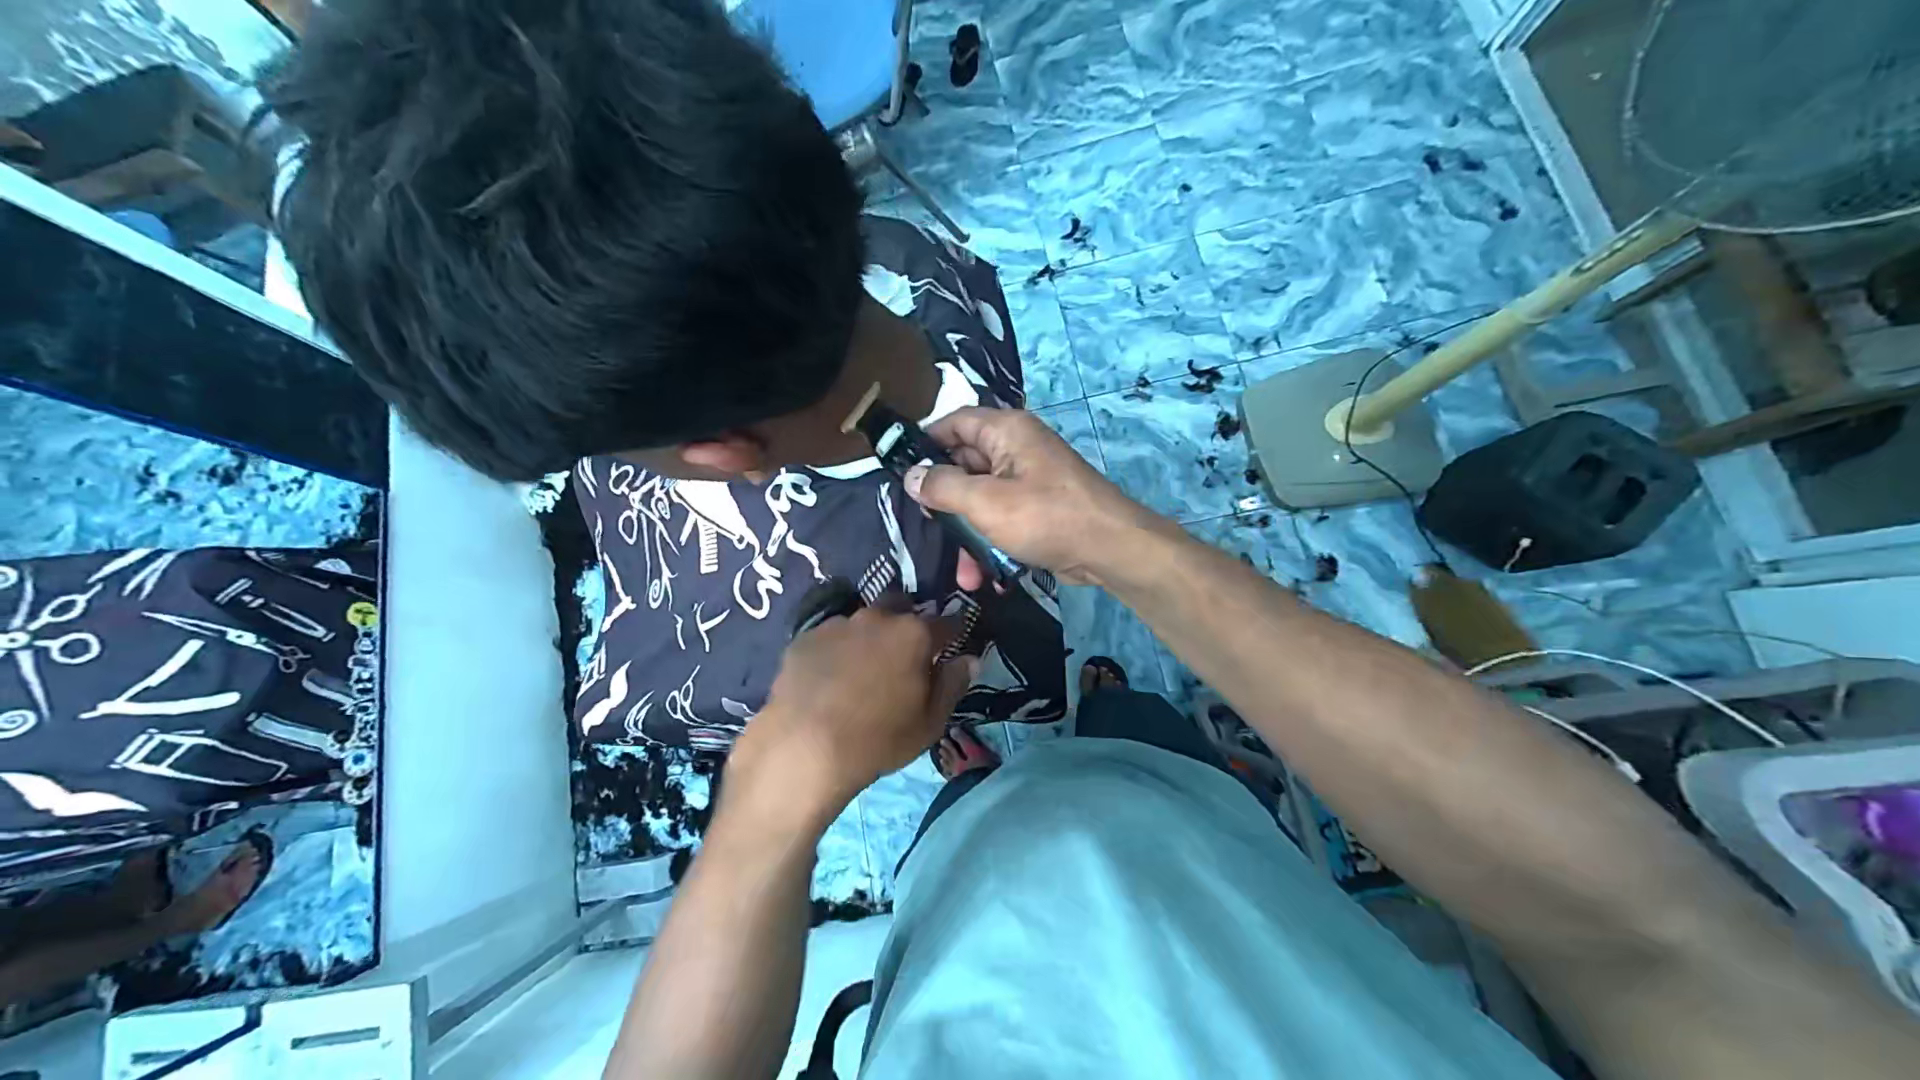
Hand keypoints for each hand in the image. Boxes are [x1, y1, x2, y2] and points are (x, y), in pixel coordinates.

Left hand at [730, 604, 974, 825]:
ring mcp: (836, 624)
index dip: (952, 632)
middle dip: (907, 622)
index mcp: (914, 634)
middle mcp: (876, 618)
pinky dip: (837, 650)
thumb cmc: (879, 739)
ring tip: (862, 669)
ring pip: (863, 621)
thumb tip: (969, 659)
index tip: (952, 644)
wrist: (803, 748)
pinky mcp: (804, 638)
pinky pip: (830, 637)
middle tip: (904, 654)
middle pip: (900, 607)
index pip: (946, 621)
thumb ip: (953, 684)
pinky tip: (830, 678)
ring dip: (869, 636)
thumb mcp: (930, 722)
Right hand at [905, 407, 1170, 585]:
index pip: (953, 423)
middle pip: (964, 465)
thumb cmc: (1045, 516)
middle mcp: (1016, 448)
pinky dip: (991, 542)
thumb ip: (943, 487)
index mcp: (1005, 431)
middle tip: (927, 527)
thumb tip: (912, 476)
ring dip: (968, 534)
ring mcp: (1028, 479)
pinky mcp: (1037, 508)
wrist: (1110, 549)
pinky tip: (986, 575)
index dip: (925, 443)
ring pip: (981, 499)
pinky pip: (1001, 518)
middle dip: (945, 503)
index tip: (901, 473)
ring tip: (964, 572)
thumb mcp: (985, 502)